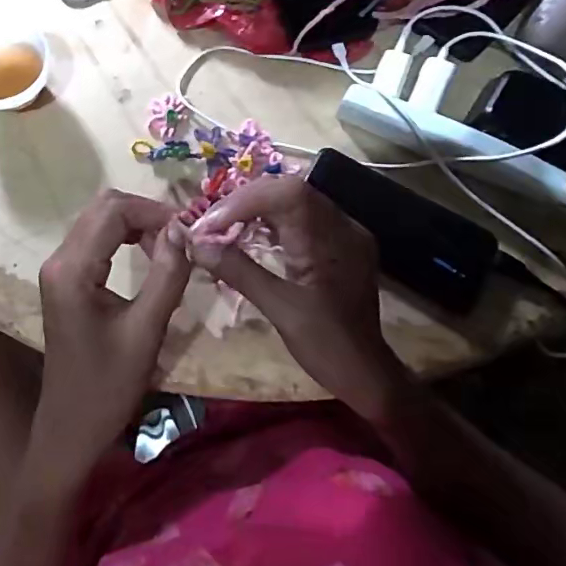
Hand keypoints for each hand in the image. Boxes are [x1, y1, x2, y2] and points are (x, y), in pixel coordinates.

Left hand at [31, 191, 191, 480]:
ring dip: (137, 223)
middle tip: (182, 236)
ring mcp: (58, 267)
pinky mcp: (65, 277)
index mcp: (72, 270)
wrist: (70, 426)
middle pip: (104, 207)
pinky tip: (149, 254)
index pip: (114, 211)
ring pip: (100, 218)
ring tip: (170, 246)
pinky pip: (96, 237)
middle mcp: (59, 259)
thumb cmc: (108, 386)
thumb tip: (185, 229)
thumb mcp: (146, 331)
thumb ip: (167, 275)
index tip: (190, 230)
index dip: (155, 211)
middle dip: (146, 213)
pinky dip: (126, 236)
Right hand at [190, 177, 412, 420]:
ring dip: (256, 208)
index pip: (287, 194)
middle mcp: (343, 225)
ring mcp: (344, 232)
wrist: (368, 374)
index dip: (244, 200)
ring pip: (295, 201)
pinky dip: (272, 220)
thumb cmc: (326, 346)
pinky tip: (250, 235)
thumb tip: (197, 245)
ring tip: (223, 227)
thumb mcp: (279, 309)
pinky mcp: (340, 242)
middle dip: (246, 202)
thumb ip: (239, 271)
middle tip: (211, 224)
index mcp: (332, 240)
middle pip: (290, 191)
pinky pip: (302, 217)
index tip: (210, 224)